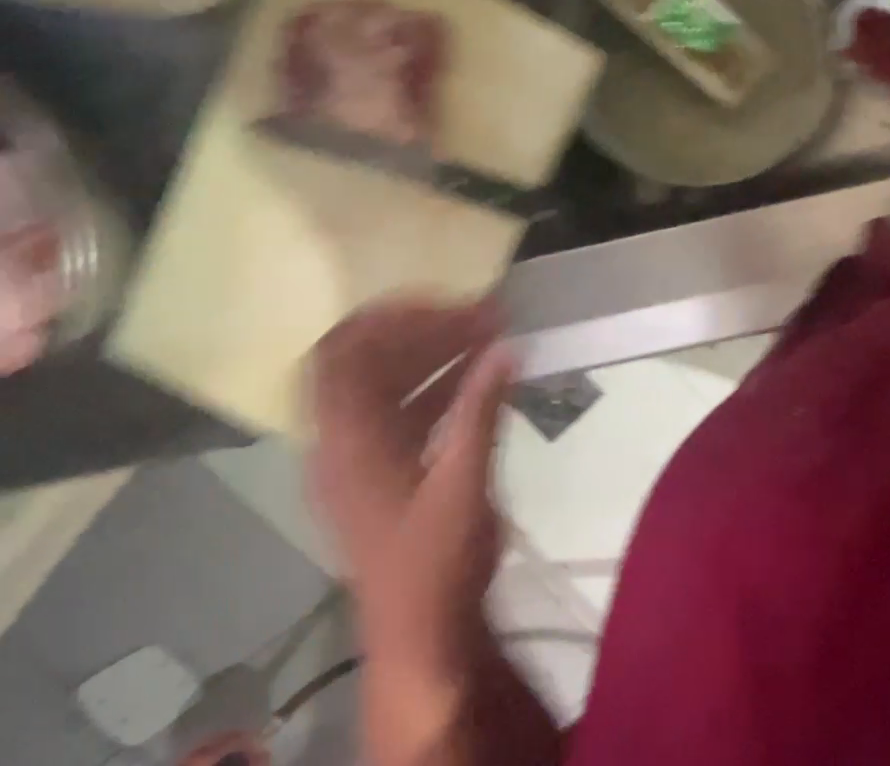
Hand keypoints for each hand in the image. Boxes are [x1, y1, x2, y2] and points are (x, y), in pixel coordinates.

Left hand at [307, 299, 515, 675]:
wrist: (423, 629)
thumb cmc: (438, 560)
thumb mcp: (464, 484)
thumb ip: (481, 412)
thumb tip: (505, 348)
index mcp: (347, 443)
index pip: (342, 356)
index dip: (388, 318)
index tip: (451, 303)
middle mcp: (342, 443)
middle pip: (364, 364)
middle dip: (423, 330)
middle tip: (486, 315)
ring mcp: (362, 459)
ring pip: (386, 386)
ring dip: (433, 355)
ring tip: (491, 335)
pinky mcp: (386, 473)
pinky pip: (404, 412)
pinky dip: (439, 385)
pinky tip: (482, 376)